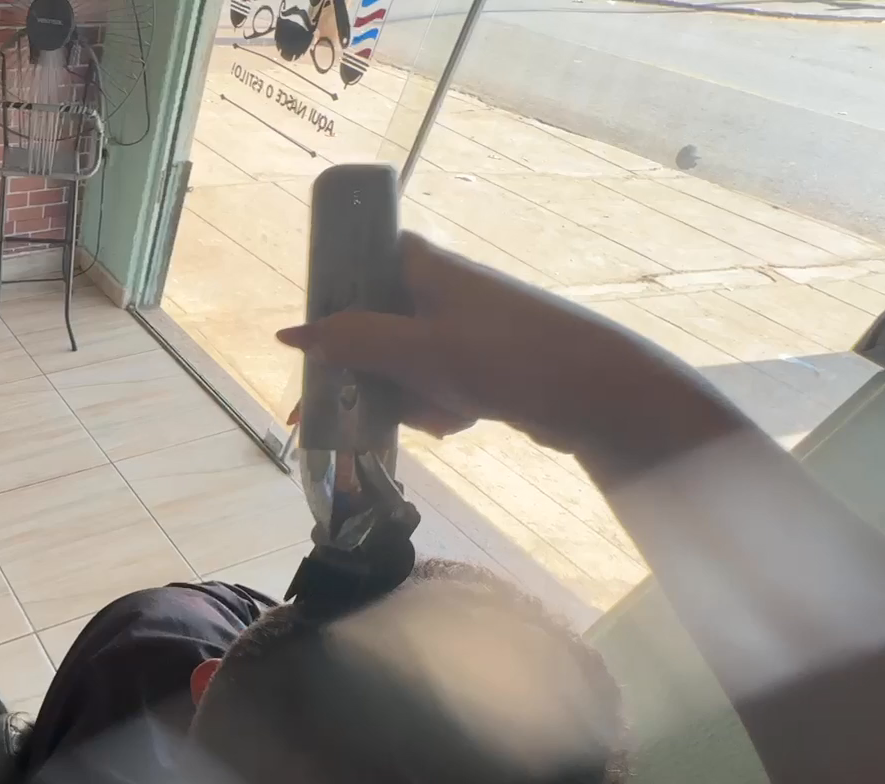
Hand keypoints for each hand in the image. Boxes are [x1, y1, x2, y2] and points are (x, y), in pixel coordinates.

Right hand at [277, 233, 746, 473]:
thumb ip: (351, 339)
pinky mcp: (472, 366)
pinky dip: (432, 408)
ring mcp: (456, 331)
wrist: (595, 396)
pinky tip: (458, 421)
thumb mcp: (417, 349)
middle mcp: (437, 294)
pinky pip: (426, 387)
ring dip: (402, 398)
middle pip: (370, 326)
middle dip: (364, 372)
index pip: (363, 260)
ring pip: (394, 365)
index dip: (334, 292)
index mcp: (425, 270)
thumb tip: (289, 335)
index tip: (314, 333)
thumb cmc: (505, 356)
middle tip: (336, 410)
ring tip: (439, 415)